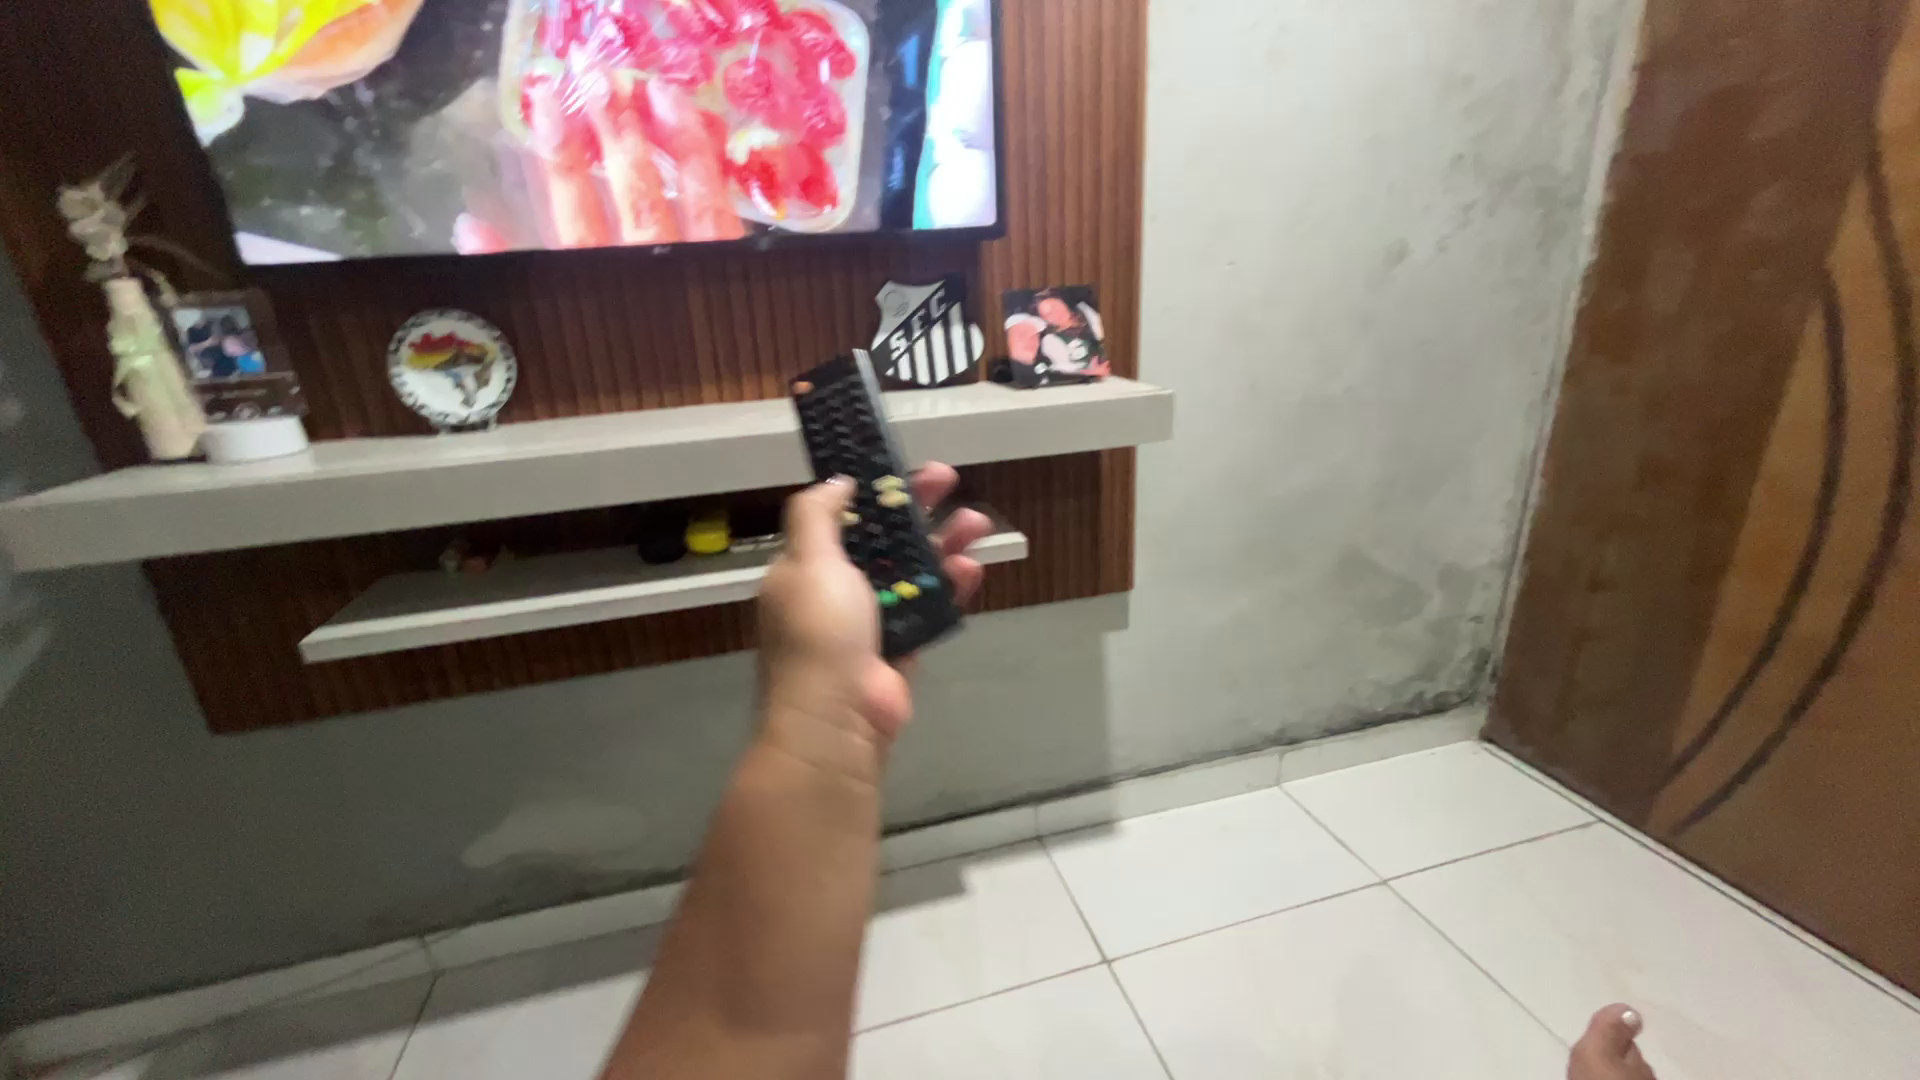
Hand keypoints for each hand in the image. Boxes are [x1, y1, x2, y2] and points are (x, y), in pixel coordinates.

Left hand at [757, 463, 990, 756]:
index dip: (874, 488)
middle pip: (885, 537)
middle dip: (917, 507)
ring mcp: (873, 619)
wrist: (836, 717)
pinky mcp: (903, 646)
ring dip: (943, 542)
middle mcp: (839, 588)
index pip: (844, 515)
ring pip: (914, 569)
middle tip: (951, 481)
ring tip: (976, 522)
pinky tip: (972, 568)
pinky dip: (951, 586)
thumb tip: (837, 482)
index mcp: (808, 565)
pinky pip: (931, 607)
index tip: (902, 466)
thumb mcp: (808, 562)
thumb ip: (816, 515)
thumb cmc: (818, 632)